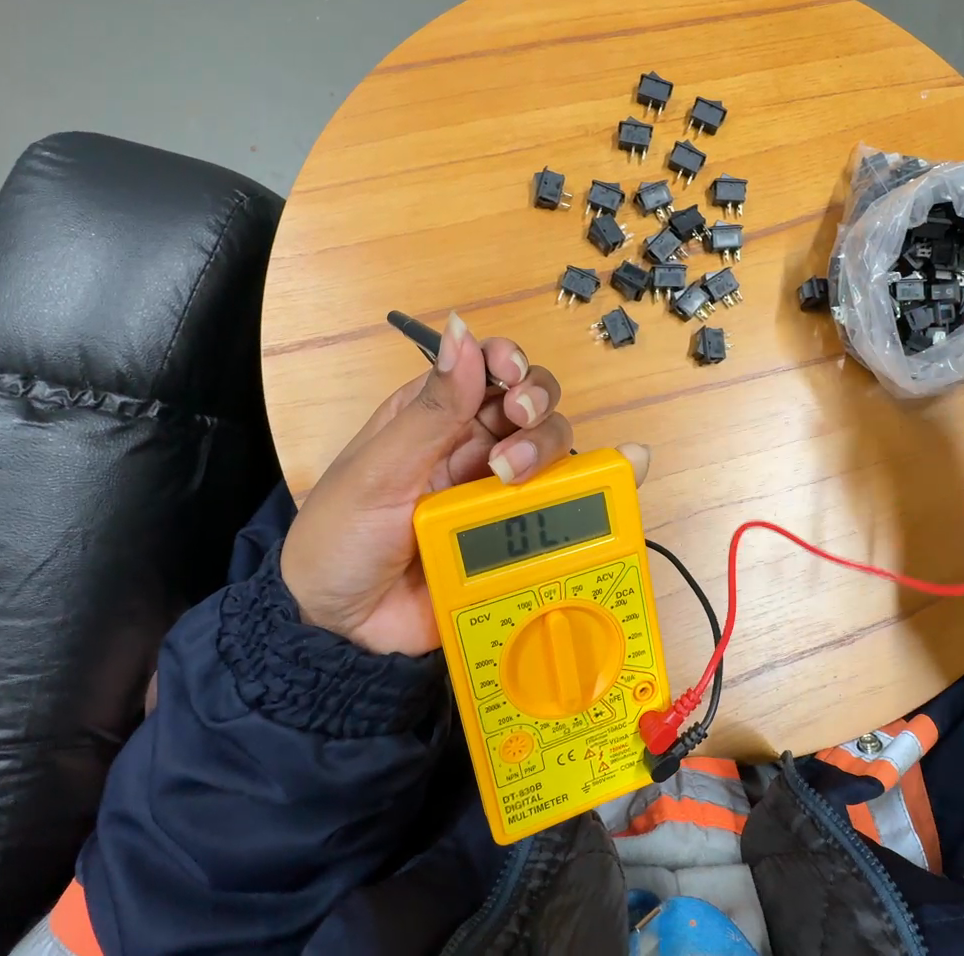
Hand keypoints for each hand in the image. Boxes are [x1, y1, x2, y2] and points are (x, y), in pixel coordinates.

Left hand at [279, 312, 651, 654]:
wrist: (343, 632)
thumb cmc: (339, 541)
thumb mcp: (379, 469)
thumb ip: (430, 408)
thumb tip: (462, 332)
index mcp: (433, 418)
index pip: (486, 370)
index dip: (508, 361)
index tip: (510, 374)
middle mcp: (472, 448)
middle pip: (532, 405)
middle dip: (535, 404)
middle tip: (516, 423)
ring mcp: (497, 493)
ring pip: (552, 451)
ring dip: (549, 449)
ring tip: (513, 476)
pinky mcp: (517, 536)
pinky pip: (563, 507)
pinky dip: (596, 487)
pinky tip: (623, 472)